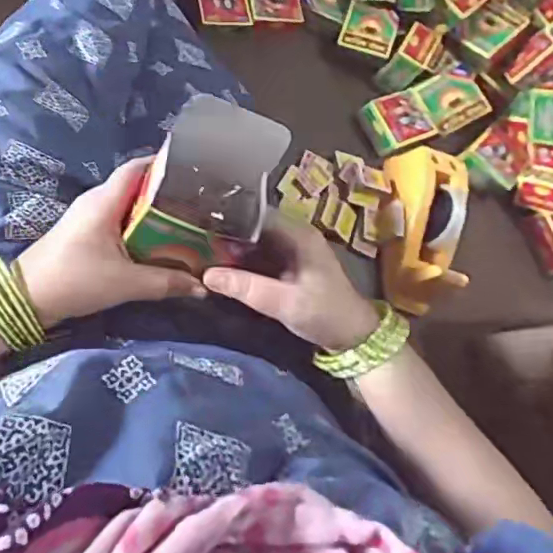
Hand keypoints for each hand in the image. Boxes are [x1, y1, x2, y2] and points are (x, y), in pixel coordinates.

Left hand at [17, 156, 204, 324]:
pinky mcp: (83, 233)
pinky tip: (156, 242)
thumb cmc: (75, 280)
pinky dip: (138, 227)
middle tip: (198, 204)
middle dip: (166, 194)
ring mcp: (87, 217)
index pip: (138, 167)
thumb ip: (166, 283)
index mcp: (105, 201)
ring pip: (127, 206)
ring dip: (152, 214)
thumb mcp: (126, 284)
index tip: (193, 171)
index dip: (164, 163)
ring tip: (185, 223)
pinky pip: (117, 221)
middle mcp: (96, 201)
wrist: (26, 298)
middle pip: (136, 186)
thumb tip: (203, 287)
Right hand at [202, 216, 380, 351]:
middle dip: (228, 237)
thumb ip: (247, 287)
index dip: (230, 220)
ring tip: (206, 256)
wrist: (354, 337)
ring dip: (234, 250)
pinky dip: (244, 262)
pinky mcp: (289, 265)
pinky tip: (225, 269)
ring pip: (255, 242)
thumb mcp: (285, 303)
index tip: (203, 229)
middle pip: (253, 227)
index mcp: (298, 235)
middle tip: (199, 246)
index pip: (257, 215)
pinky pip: (261, 256)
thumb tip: (207, 274)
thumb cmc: (325, 314)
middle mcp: (295, 235)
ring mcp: (293, 250)